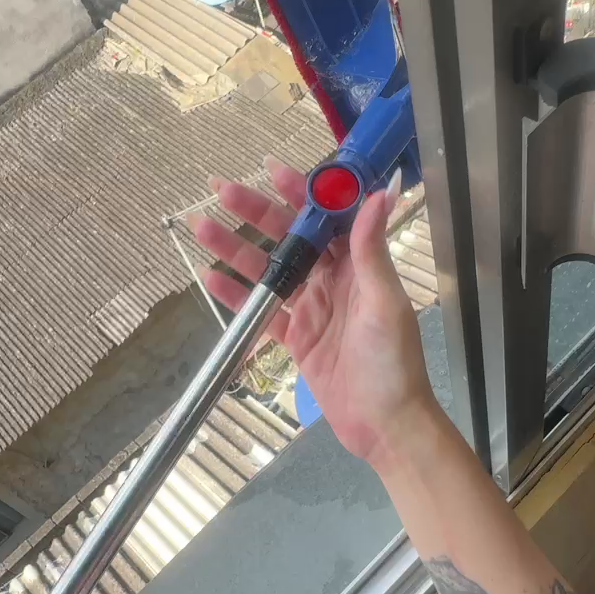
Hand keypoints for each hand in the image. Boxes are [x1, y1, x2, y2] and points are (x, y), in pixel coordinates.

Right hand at [194, 157, 439, 465]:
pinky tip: (211, 277)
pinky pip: (262, 310)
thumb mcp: (384, 303)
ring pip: (269, 271)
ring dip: (236, 249)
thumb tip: (379, 193)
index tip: (271, 169)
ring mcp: (311, 309)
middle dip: (255, 213)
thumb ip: (371, 251)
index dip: (300, 192)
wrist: (384, 423)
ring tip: (202, 226)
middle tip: (221, 190)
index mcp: (359, 266)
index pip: (326, 218)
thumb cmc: (392, 364)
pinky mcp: (295, 338)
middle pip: (289, 238)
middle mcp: (333, 280)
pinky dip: (237, 295)